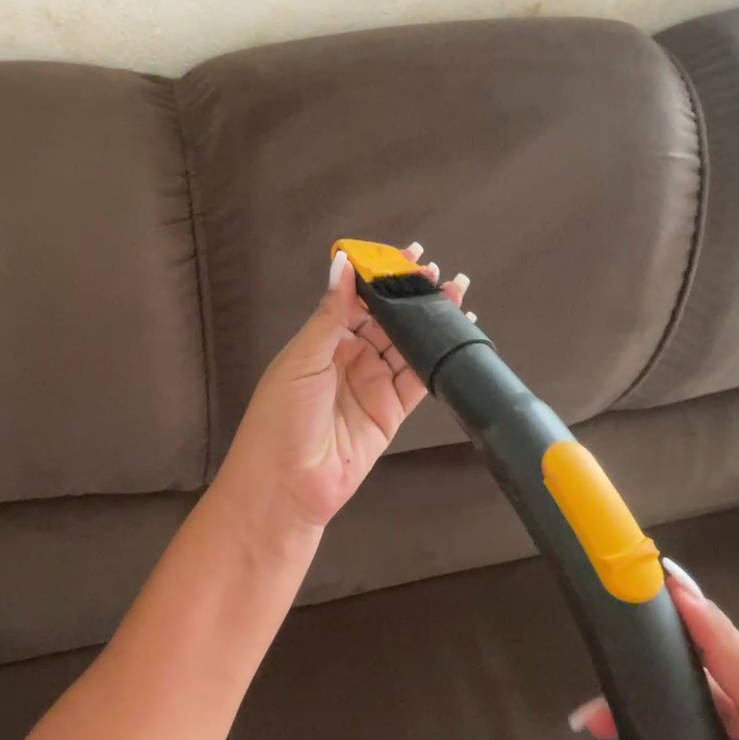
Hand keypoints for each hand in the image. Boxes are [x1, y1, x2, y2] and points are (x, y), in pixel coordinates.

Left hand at [214, 242, 469, 534]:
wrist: (286, 484)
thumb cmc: (281, 417)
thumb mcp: (303, 358)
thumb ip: (331, 313)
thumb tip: (343, 262)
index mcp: (320, 341)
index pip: (356, 300)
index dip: (381, 278)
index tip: (407, 255)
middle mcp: (347, 359)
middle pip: (386, 320)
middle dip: (410, 296)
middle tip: (438, 272)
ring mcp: (371, 384)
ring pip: (406, 345)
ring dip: (430, 322)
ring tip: (457, 292)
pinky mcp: (390, 411)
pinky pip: (418, 378)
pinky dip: (437, 357)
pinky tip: (456, 334)